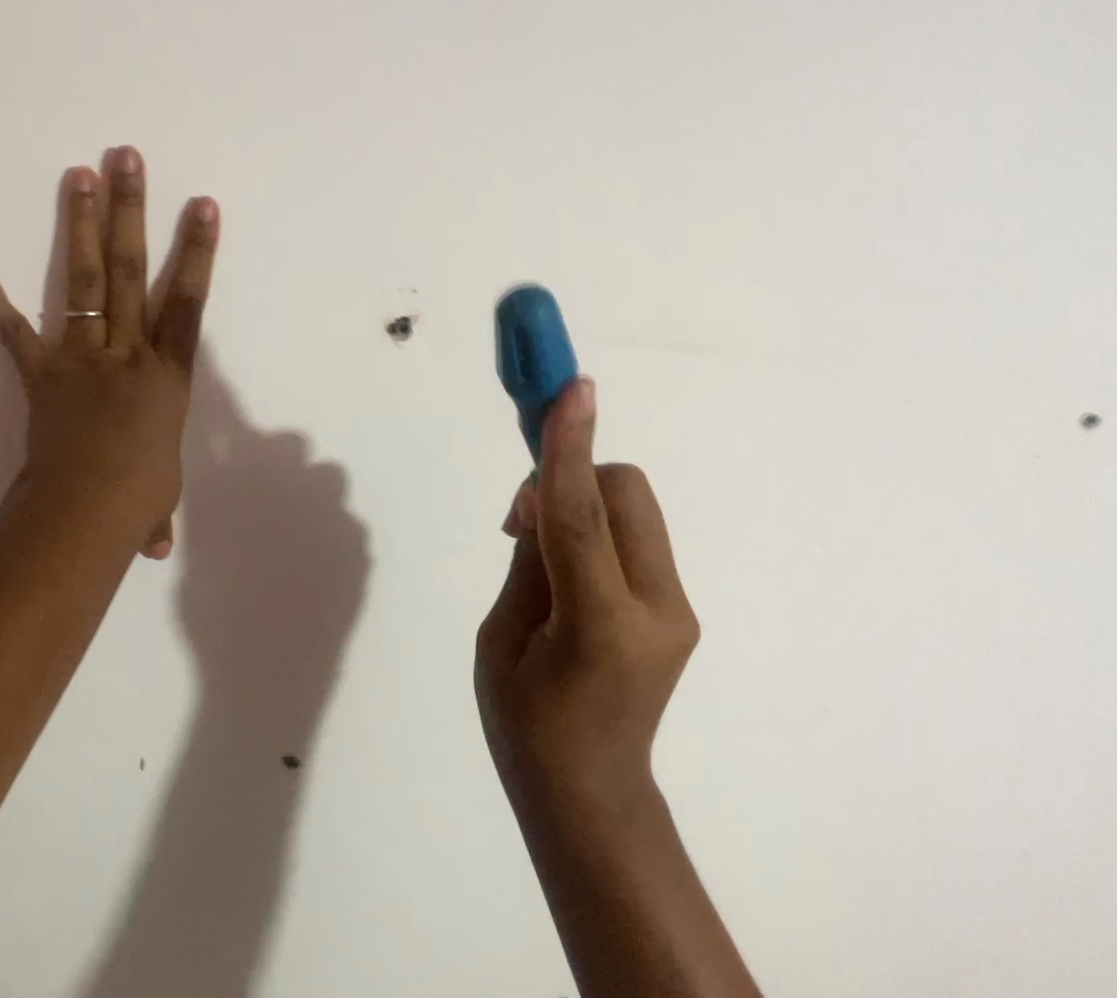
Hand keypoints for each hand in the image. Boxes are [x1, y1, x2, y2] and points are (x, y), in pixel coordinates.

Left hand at [0, 147, 219, 558]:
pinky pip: (15, 333)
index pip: (187, 303)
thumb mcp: (156, 499)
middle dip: (130, 210)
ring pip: (81, 281)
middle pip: (129, 270)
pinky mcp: (40, 374)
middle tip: (126, 156)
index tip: (202, 204)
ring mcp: (81, 358)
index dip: (196, 252)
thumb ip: (154, 510)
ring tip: (78, 174)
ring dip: (78, 225)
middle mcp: (127, 353)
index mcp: (166, 375)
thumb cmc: (134, 502)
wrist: (84, 510)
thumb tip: (153, 546)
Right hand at [475, 378, 699, 809]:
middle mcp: (657, 608)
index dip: (569, 450)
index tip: (570, 389)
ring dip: (580, 507)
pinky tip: (563, 574)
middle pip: (626, 495)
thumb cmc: (524, 723)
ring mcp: (676, 609)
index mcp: (601, 624)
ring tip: (536, 556)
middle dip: (574, 478)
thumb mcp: (501, 638)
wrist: (589, 787)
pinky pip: (632, 541)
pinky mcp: (676, 609)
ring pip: (632, 512)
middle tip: (520, 521)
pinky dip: (593, 533)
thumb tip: (543, 505)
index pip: (581, 516)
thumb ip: (528, 564)